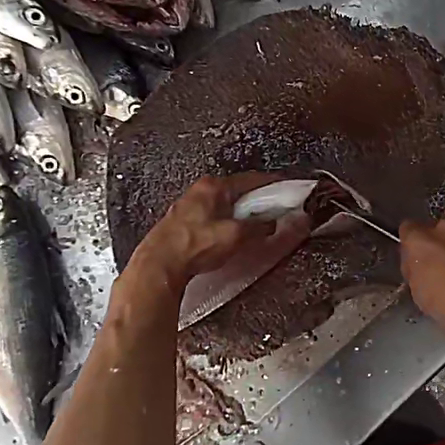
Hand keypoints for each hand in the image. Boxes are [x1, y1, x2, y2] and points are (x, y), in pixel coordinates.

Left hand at [129, 173, 283, 284]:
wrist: (159, 266)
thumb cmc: (192, 246)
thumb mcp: (236, 235)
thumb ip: (259, 227)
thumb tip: (272, 224)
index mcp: (213, 186)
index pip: (251, 179)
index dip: (272, 184)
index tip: (285, 188)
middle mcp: (199, 192)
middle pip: (236, 192)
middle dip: (256, 202)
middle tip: (272, 212)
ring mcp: (189, 208)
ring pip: (222, 206)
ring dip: (239, 215)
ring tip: (252, 229)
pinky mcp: (182, 225)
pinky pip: (211, 219)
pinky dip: (224, 224)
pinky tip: (228, 239)